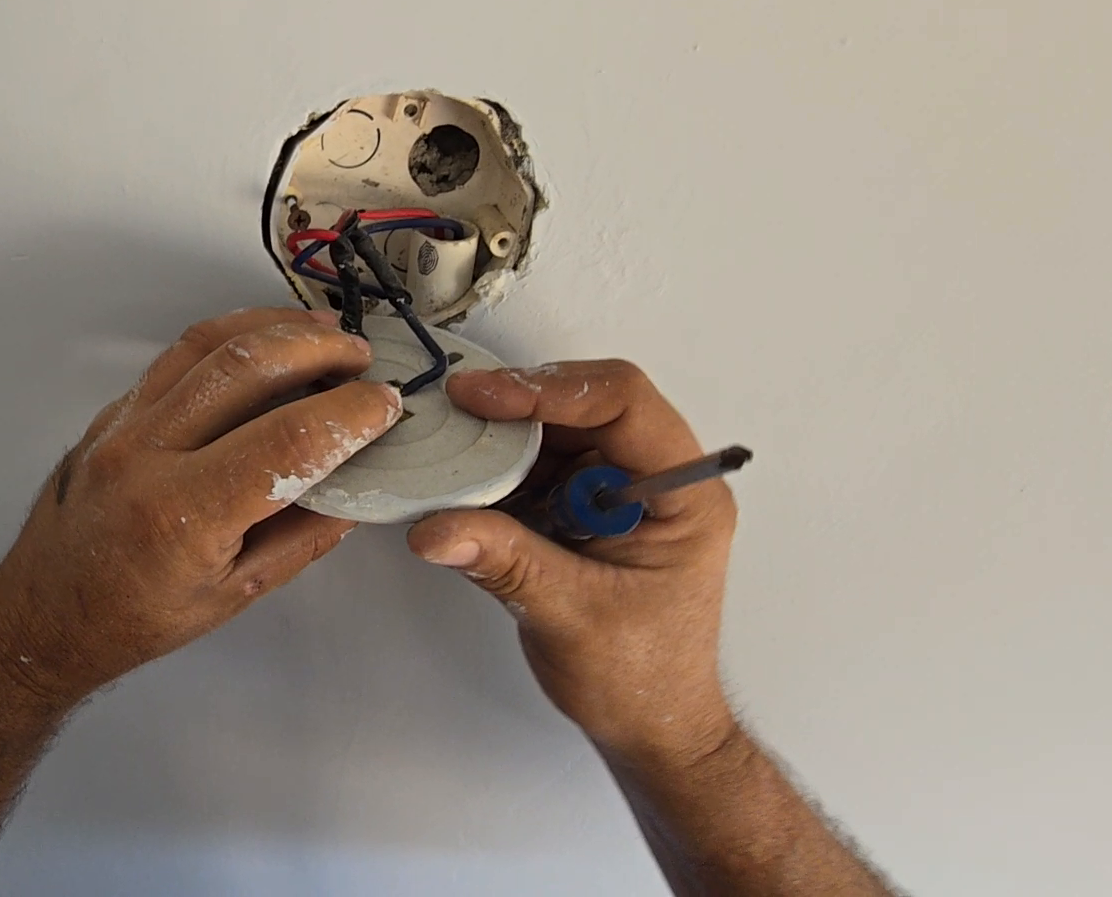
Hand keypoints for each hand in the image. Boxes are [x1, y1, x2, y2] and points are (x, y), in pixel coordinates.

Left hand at [0, 308, 404, 705]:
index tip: (384, 403)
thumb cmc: (134, 617)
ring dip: (271, 326)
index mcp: (181, 515)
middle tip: (359, 355)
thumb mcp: (233, 594)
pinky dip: (226, 337)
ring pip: (204, 344)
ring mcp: (121, 424)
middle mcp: (145, 454)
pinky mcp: (112, 411)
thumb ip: (300, 537)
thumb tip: (351, 484)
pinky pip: (175, 357)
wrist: (45, 611)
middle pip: (244, 369)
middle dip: (316, 350)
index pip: (285, 442)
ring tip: (320, 329)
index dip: (347, 415)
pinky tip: (260, 340)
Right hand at [405, 361, 738, 763]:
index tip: (481, 397)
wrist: (644, 722)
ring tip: (442, 436)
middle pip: (580, 404)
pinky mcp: (569, 503)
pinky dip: (485, 464)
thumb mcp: (572, 617)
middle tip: (451, 406)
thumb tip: (432, 529)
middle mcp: (646, 477)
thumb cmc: (641, 679)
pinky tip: (451, 471)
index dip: (551, 389)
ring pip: (546, 429)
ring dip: (493, 432)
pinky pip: (524, 463)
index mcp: (678, 494)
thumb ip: (505, 563)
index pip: (623, 405)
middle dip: (513, 403)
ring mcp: (605, 487)